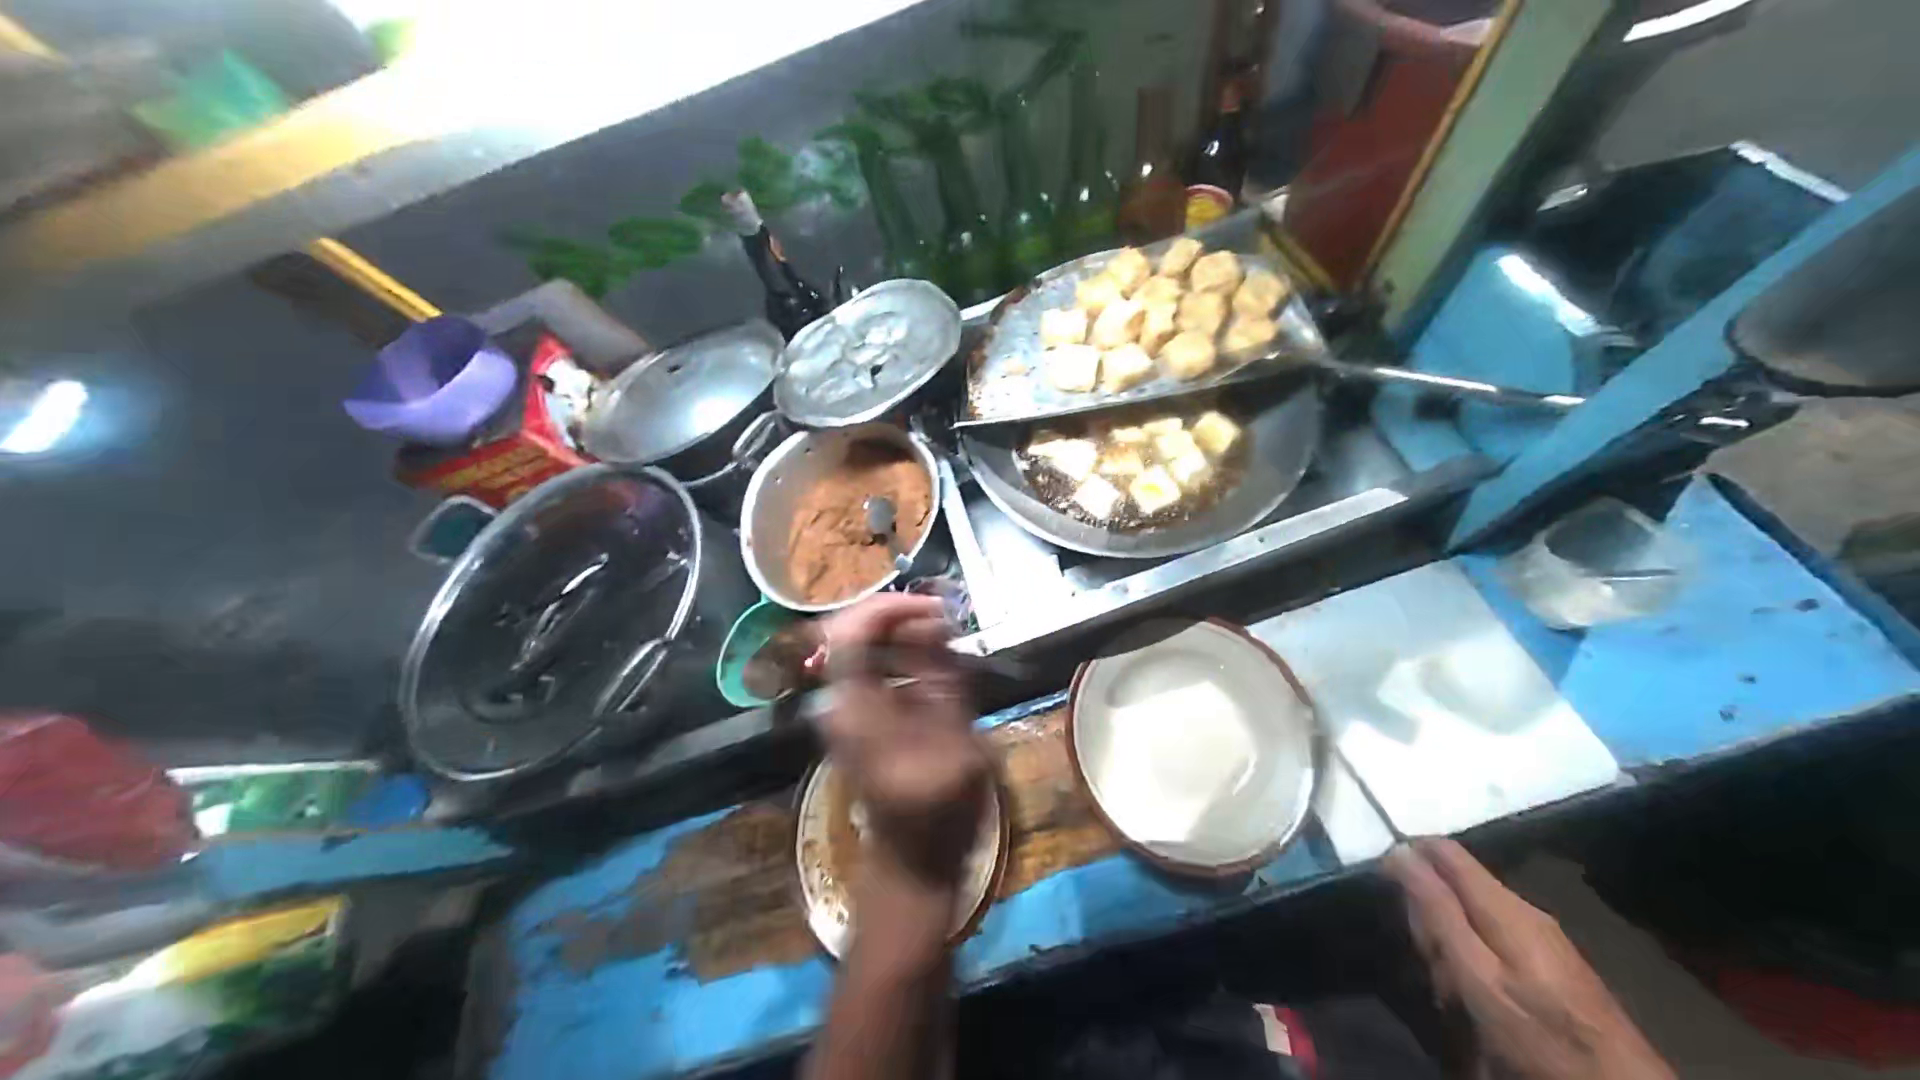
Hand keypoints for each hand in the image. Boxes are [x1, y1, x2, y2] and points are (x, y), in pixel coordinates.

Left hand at [817, 595, 989, 894]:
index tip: (936, 607)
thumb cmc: (940, 813)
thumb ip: (943, 675)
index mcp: (855, 708)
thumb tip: (935, 618)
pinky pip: (869, 669)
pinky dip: (899, 658)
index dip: (891, 606)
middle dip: (899, 617)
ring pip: (862, 647)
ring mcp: (841, 712)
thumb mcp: (957, 740)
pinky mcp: (853, 720)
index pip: (852, 630)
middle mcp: (837, 703)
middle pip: (854, 632)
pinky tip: (933, 669)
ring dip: (902, 636)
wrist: (912, 866)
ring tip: (946, 641)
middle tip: (945, 621)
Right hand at [1384, 839, 1674, 1079]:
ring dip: (1446, 930)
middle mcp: (1525, 908)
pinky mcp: (1552, 962)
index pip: (1443, 849)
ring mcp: (1543, 936)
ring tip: (1442, 974)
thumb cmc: (1541, 1035)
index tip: (1380, 883)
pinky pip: (1492, 932)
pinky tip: (1471, 984)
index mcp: (1505, 904)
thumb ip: (1438, 911)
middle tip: (1421, 949)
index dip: (1406, 854)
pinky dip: (1469, 947)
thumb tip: (1399, 851)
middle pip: (1456, 878)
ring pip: (1472, 906)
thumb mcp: (1477, 976)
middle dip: (1426, 902)